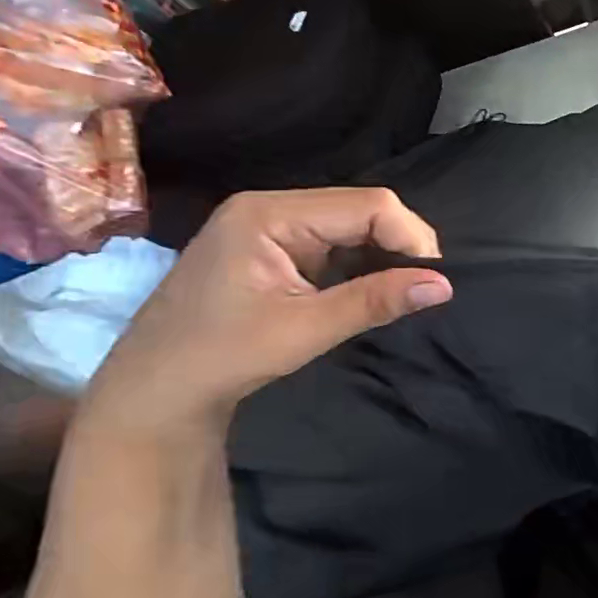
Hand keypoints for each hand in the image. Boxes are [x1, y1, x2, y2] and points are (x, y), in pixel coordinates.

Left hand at [80, 189, 452, 441]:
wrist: (154, 392)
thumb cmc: (222, 357)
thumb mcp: (305, 329)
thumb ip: (376, 300)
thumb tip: (444, 285)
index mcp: (270, 213)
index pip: (366, 205)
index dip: (410, 236)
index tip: (434, 279)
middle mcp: (270, 207)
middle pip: (360, 209)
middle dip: (398, 245)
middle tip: (422, 287)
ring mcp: (269, 226)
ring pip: (349, 226)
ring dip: (380, 256)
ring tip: (401, 291)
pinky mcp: (272, 249)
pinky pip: (332, 243)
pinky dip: (358, 264)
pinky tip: (370, 289)